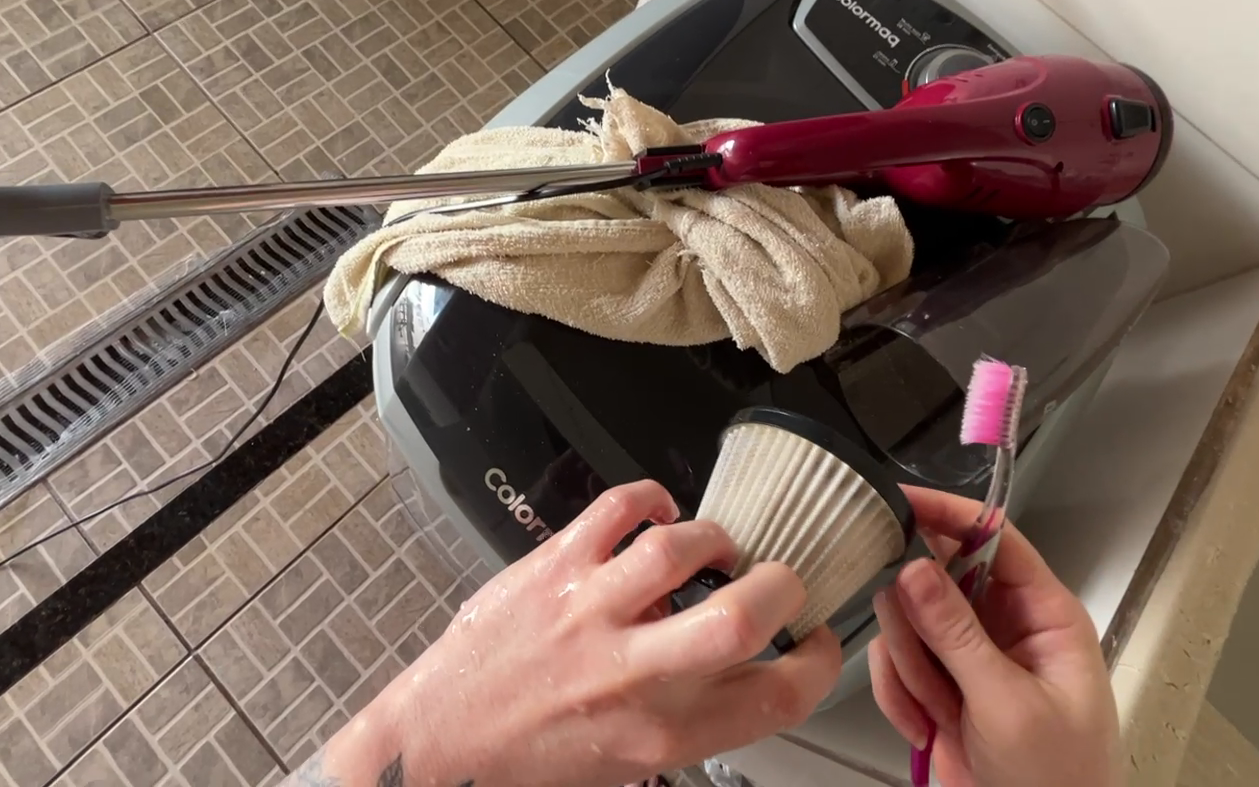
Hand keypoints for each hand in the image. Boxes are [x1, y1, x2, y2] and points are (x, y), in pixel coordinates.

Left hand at [299, 480, 842, 786]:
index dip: (816, 662)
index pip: (776, 697)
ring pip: (682, 547)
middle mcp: (635, 669)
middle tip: (774, 579)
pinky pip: (618, 508)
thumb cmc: (532, 757)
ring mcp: (592, 608)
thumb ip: (688, 715)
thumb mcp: (629, 762)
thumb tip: (730, 664)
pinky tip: (655, 511)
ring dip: (714, 537)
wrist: (442, 746)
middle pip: (744, 616)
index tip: (814, 639)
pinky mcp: (556, 564)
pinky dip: (649, 498)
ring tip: (711, 544)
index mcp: (664, 731)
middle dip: (781, 586)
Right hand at [869, 487, 1118, 786]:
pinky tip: (925, 725)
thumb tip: (912, 565)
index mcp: (1041, 612)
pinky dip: (897, 691)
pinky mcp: (934, 672)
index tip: (896, 502)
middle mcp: (999, 617)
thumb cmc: (1054, 783)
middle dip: (918, 626)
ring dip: (910, 667)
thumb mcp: (1008, 707)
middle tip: (926, 670)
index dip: (947, 512)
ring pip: (903, 615)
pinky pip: (891, 654)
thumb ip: (957, 634)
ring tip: (938, 711)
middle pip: (931, 573)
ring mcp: (963, 645)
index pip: (992, 535)